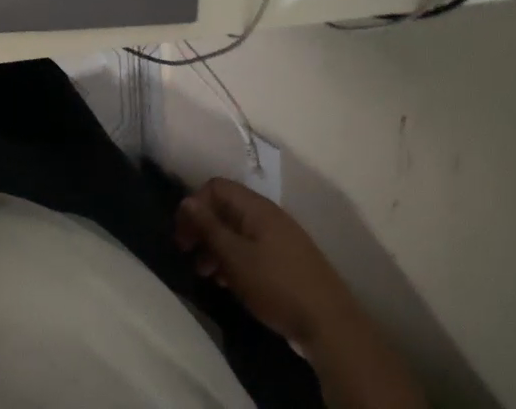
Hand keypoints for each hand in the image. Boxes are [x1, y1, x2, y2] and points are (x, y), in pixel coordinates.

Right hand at [175, 178, 364, 349]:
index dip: (194, 205)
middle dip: (202, 228)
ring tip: (205, 273)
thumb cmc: (275, 285)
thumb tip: (186, 201)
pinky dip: (234, 260)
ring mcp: (282, 240)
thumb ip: (207, 226)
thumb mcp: (233, 255)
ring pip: (238, 232)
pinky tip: (227, 282)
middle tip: (187, 253)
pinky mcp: (289, 262)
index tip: (184, 234)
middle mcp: (271, 217)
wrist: (331, 328)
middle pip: (226, 209)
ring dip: (216, 247)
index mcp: (257, 209)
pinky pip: (253, 249)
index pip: (216, 187)